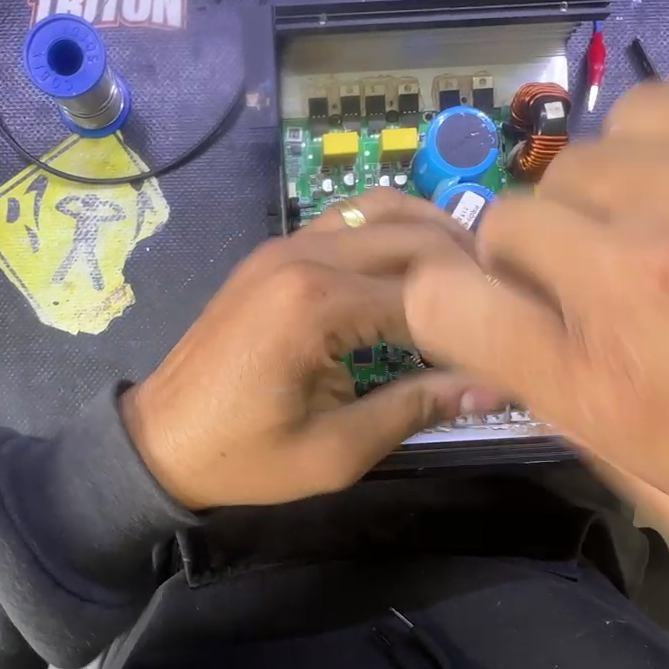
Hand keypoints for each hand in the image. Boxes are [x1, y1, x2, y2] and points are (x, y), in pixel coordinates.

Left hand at [123, 190, 482, 510]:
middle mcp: (304, 255)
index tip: (508, 354)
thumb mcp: (335, 452)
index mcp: (317, 304)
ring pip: (383, 210)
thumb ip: (415, 408)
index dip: (476, 324)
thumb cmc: (245, 458)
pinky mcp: (274, 250)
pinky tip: (413, 267)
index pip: (428, 294)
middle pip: (416, 236)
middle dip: (468, 269)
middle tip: (502, 312)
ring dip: (434, 235)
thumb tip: (491, 386)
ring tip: (468, 282)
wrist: (159, 441)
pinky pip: (347, 218)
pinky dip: (391, 231)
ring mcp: (285, 244)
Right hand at [405, 79, 668, 586]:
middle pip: (499, 228)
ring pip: (570, 168)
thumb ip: (615, 463)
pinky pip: (645, 112)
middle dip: (527, 265)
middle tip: (596, 291)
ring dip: (594, 207)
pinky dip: (653, 149)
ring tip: (666, 236)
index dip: (445, 310)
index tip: (486, 321)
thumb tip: (570, 397)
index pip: (441, 306)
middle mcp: (625, 275)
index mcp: (606, 386)